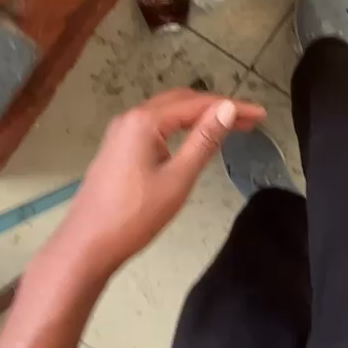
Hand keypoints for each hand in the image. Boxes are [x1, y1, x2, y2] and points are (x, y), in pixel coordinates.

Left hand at [39, 90, 265, 285]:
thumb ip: (204, 141)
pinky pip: (155, 127)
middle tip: (249, 121)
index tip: (260, 116)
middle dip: (216, 108)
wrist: (87, 245)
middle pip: (181, 102)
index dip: (231, 107)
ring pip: (167, 113)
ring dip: (198, 116)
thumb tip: (228, 108)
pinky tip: (194, 139)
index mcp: (144, 121)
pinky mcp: (118, 149)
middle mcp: (130, 119)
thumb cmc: (135, 215)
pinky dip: (180, 127)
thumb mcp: (177, 178)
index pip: (197, 104)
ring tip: (229, 127)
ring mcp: (120, 133)